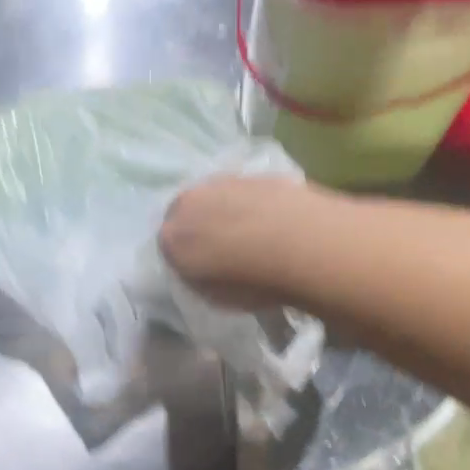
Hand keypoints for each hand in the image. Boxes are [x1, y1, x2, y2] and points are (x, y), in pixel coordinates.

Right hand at [158, 177, 316, 307]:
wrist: (303, 244)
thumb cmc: (251, 282)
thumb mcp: (213, 297)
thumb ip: (197, 278)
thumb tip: (202, 269)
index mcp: (170, 236)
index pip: (166, 246)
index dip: (183, 257)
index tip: (200, 269)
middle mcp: (189, 201)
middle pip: (187, 212)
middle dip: (199, 227)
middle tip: (222, 249)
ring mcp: (224, 181)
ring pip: (216, 197)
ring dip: (227, 212)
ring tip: (252, 235)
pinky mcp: (258, 172)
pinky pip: (247, 191)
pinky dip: (254, 204)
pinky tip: (273, 222)